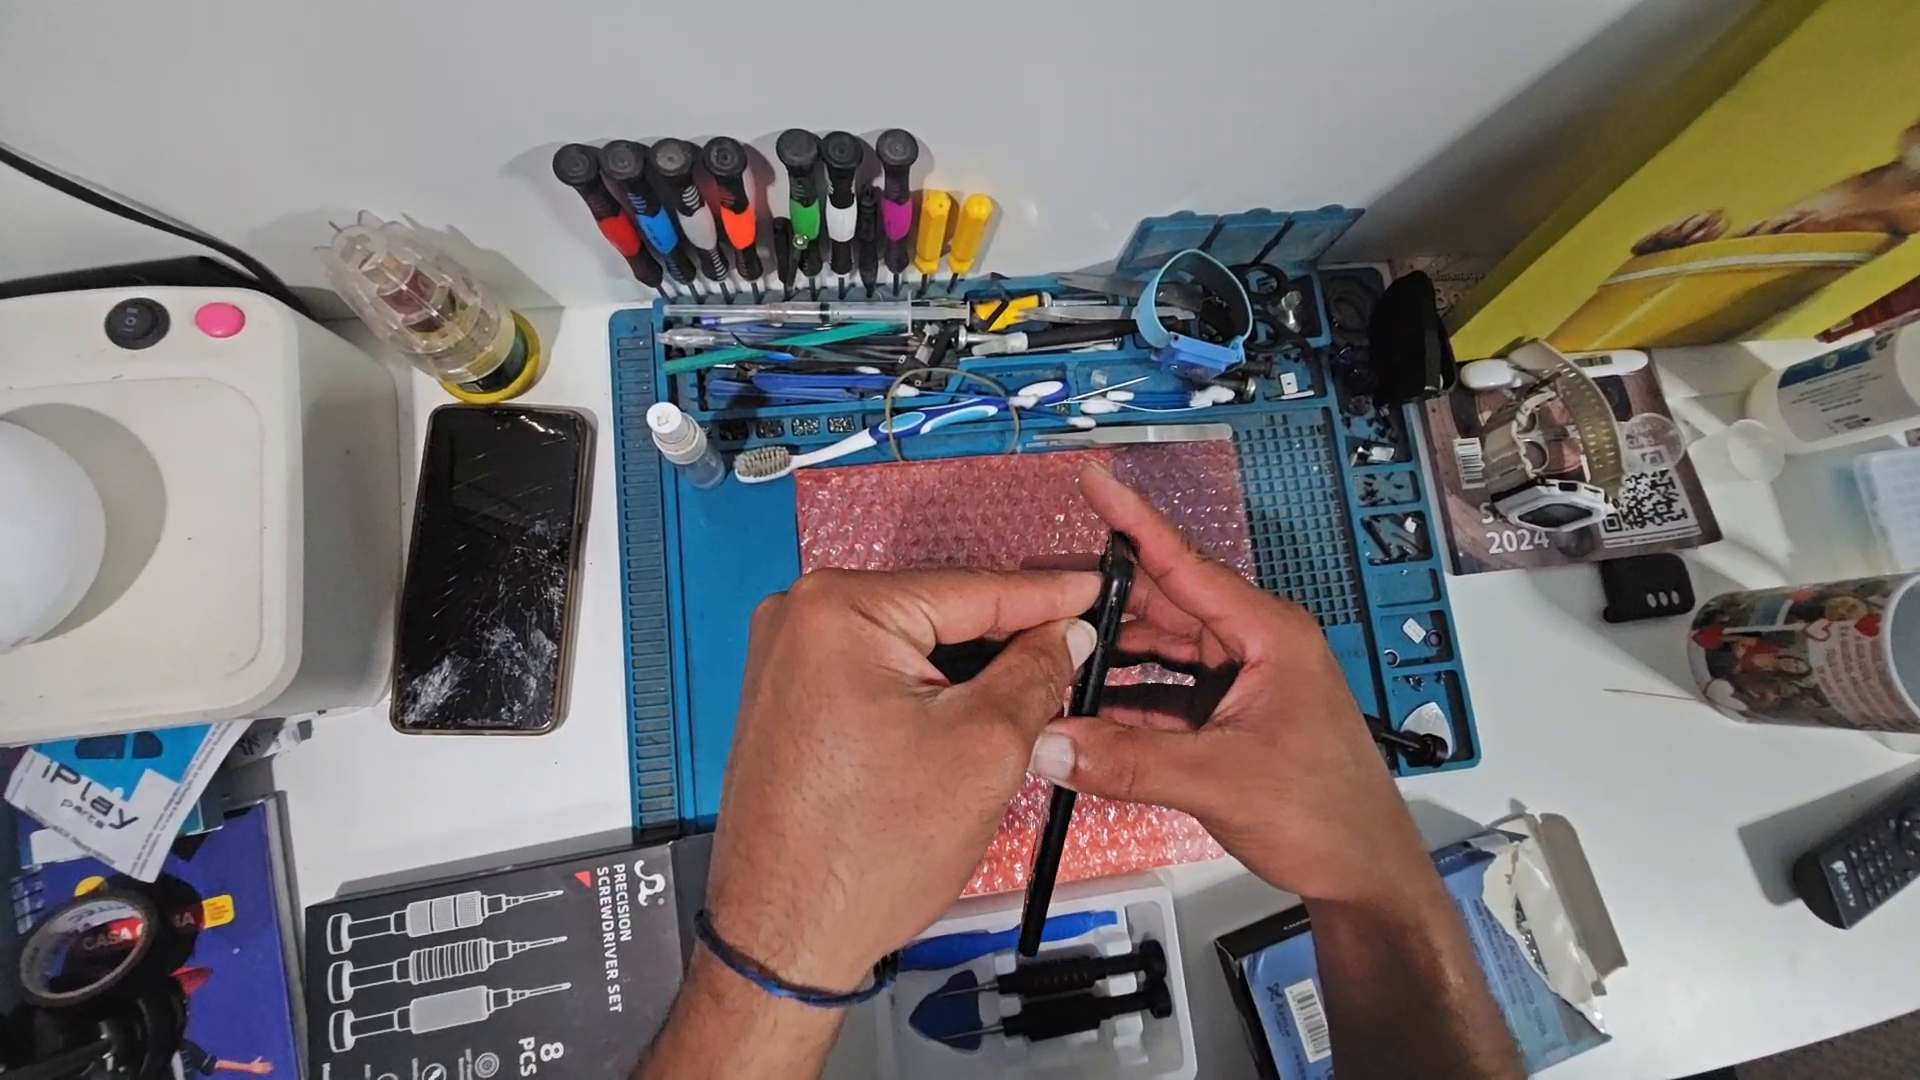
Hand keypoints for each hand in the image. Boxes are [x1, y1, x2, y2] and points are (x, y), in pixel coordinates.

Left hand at [705, 568, 1099, 991]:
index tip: (1091, 589)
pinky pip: (878, 666)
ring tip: (1034, 677)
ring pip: (911, 640)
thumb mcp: (985, 748)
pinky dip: (929, 682)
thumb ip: (1036, 672)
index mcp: (839, 609)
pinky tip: (971, 700)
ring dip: (970, 663)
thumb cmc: (865, 854)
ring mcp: (788, 654)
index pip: (970, 588)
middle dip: (1007, 633)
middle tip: (1073, 640)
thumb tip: (1065, 632)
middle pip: (937, 611)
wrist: (782, 938)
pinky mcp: (791, 690)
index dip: (1045, 595)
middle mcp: (801, 615)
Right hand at [1025, 465, 1428, 905]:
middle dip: (1101, 597)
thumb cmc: (1325, 814)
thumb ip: (1129, 761)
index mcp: (1266, 633)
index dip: (1134, 519)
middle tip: (1042, 590)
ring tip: (1053, 644)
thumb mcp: (1222, 780)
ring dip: (1108, 649)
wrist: (1362, 874)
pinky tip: (1084, 703)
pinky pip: (1160, 688)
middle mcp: (1250, 643)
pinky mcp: (1223, 710)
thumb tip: (1050, 743)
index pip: (1185, 563)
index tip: (1096, 480)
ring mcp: (1236, 677)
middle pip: (1161, 603)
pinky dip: (1123, 694)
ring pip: (1157, 646)